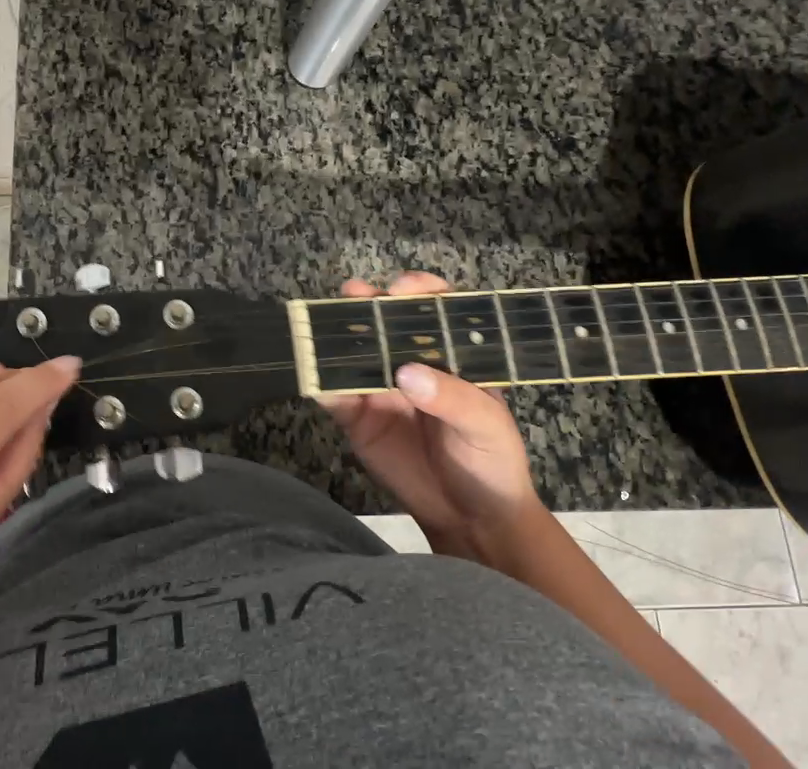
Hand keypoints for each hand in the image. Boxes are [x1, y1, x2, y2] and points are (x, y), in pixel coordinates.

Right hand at [322, 273, 543, 561]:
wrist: (471, 519)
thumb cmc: (492, 461)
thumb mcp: (486, 425)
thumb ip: (452, 398)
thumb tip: (405, 374)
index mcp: (449, 354)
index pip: (434, 308)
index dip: (418, 291)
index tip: (404, 289)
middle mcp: (410, 362)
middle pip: (385, 322)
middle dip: (369, 304)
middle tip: (356, 296)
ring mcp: (379, 388)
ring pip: (354, 353)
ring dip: (338, 336)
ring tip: (326, 326)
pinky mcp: (356, 417)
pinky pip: (333, 396)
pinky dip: (321, 384)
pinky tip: (315, 376)